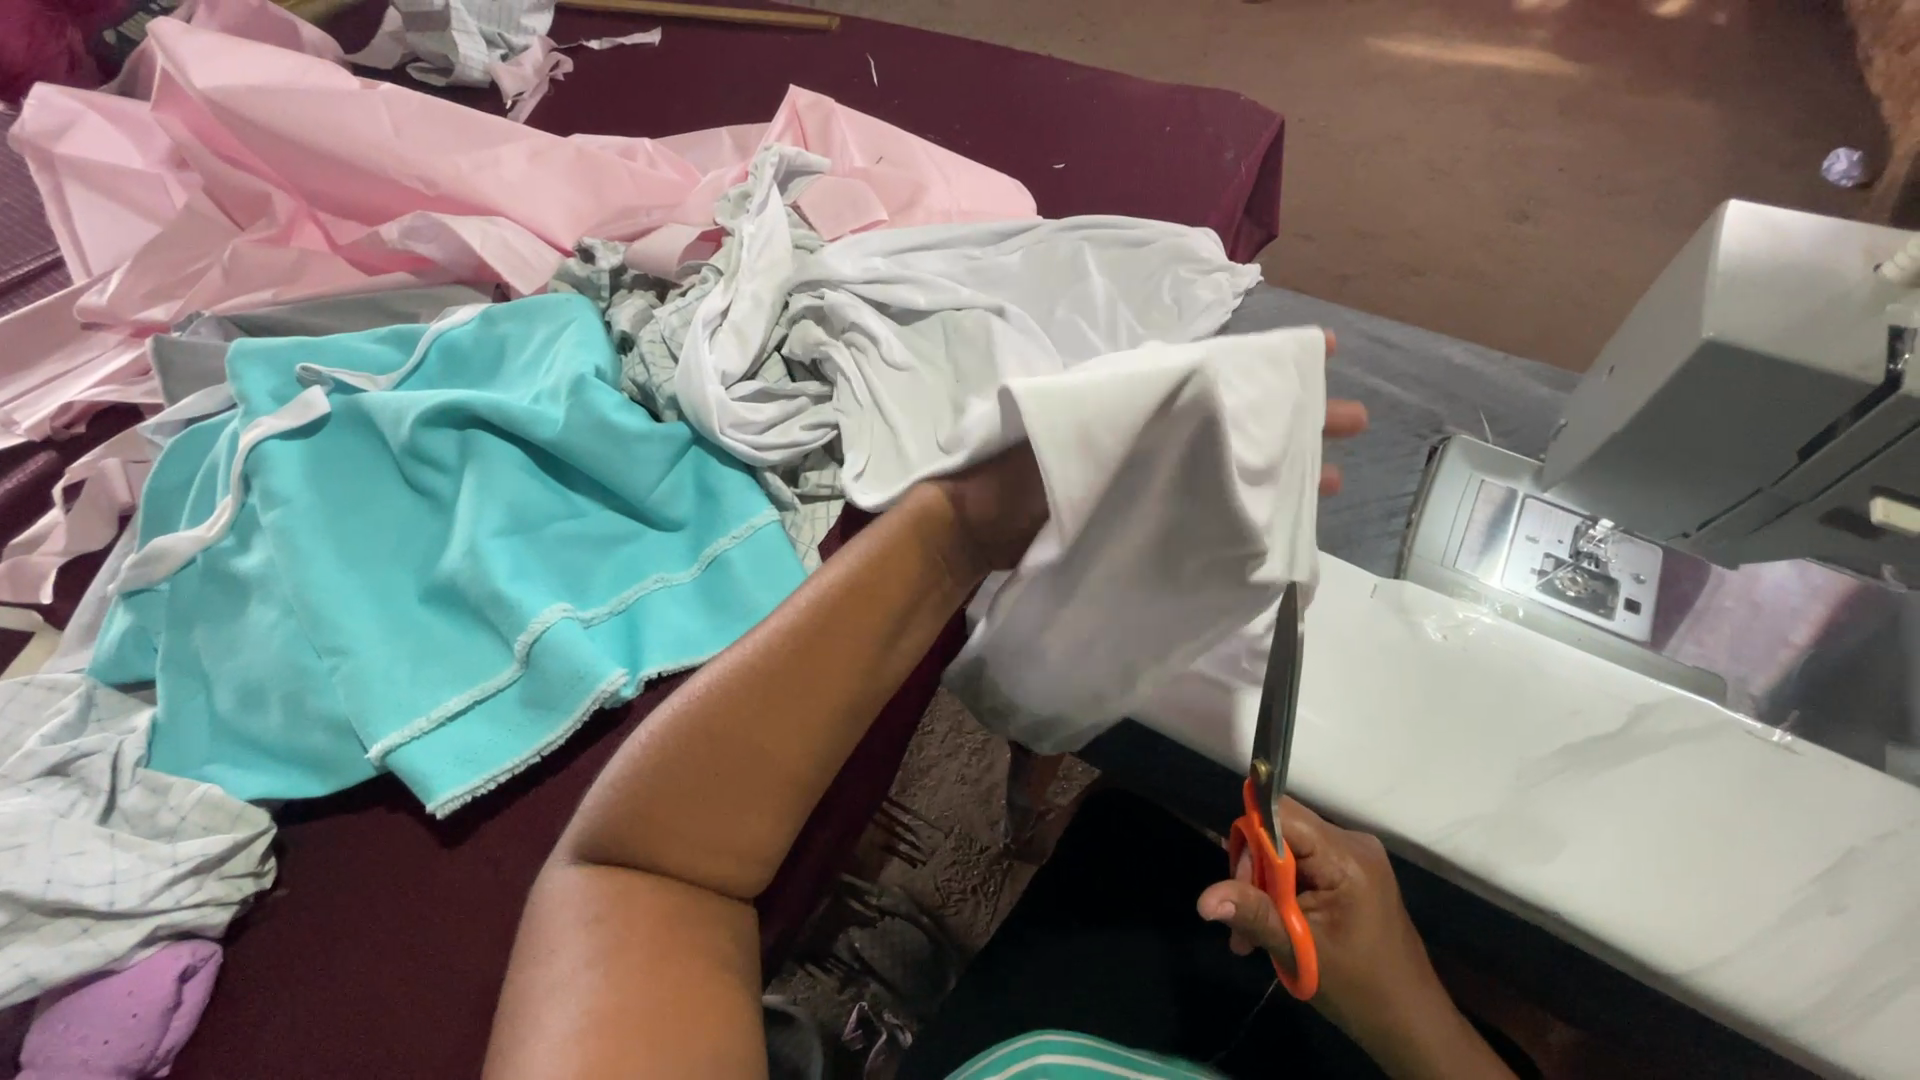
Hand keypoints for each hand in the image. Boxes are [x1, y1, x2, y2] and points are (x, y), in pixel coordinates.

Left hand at [937, 329, 1366, 575]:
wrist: (984, 527)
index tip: (1326, 351)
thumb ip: (1139, 392)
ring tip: (1333, 479)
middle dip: (1296, 419)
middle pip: (1238, 423)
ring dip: (1281, 472)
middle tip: (1356, 420)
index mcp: (1148, 400)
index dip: (1273, 363)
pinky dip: (1246, 519)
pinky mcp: (1151, 526)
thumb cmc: (1024, 465)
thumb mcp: (1080, 411)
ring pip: (1232, 472)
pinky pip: (1210, 516)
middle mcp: (1161, 439)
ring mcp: (1158, 485)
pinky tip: (1282, 528)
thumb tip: (1212, 369)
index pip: (1222, 372)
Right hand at [1196, 798, 1449, 1045]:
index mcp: (1346, 856)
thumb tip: (1203, 900)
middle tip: (1240, 926)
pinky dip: (1281, 894)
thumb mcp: (1301, 951)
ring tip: (1250, 937)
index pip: (1281, 813)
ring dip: (1263, 890)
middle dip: (1253, 875)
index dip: (1251, 838)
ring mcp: (1352, 857)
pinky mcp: (1349, 872)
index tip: (1236, 882)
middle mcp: (1351, 844)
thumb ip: (1252, 914)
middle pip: (1279, 832)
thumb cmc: (1362, 988)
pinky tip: (1273, 930)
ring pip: (1285, 851)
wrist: (1413, 1025)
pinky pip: (1301, 865)